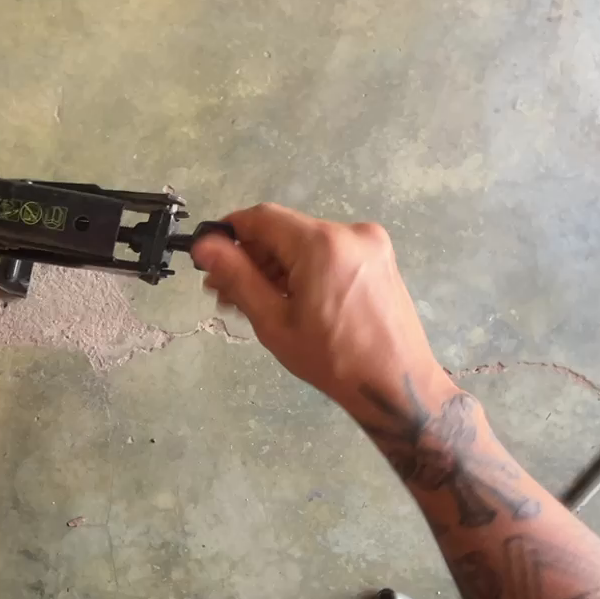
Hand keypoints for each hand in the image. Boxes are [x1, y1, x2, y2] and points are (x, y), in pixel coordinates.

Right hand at [191, 204, 450, 414]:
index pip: (261, 217)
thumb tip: (204, 247)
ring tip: (254, 303)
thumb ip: (237, 276)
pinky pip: (326, 254)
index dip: (228, 232)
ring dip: (274, 268)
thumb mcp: (273, 320)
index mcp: (321, 244)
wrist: (394, 381)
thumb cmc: (330, 357)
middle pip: (283, 231)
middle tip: (226, 293)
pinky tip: (287, 300)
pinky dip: (301, 271)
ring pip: (303, 244)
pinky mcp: (377, 258)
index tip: (208, 257)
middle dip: (250, 259)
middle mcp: (349, 232)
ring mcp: (368, 244)